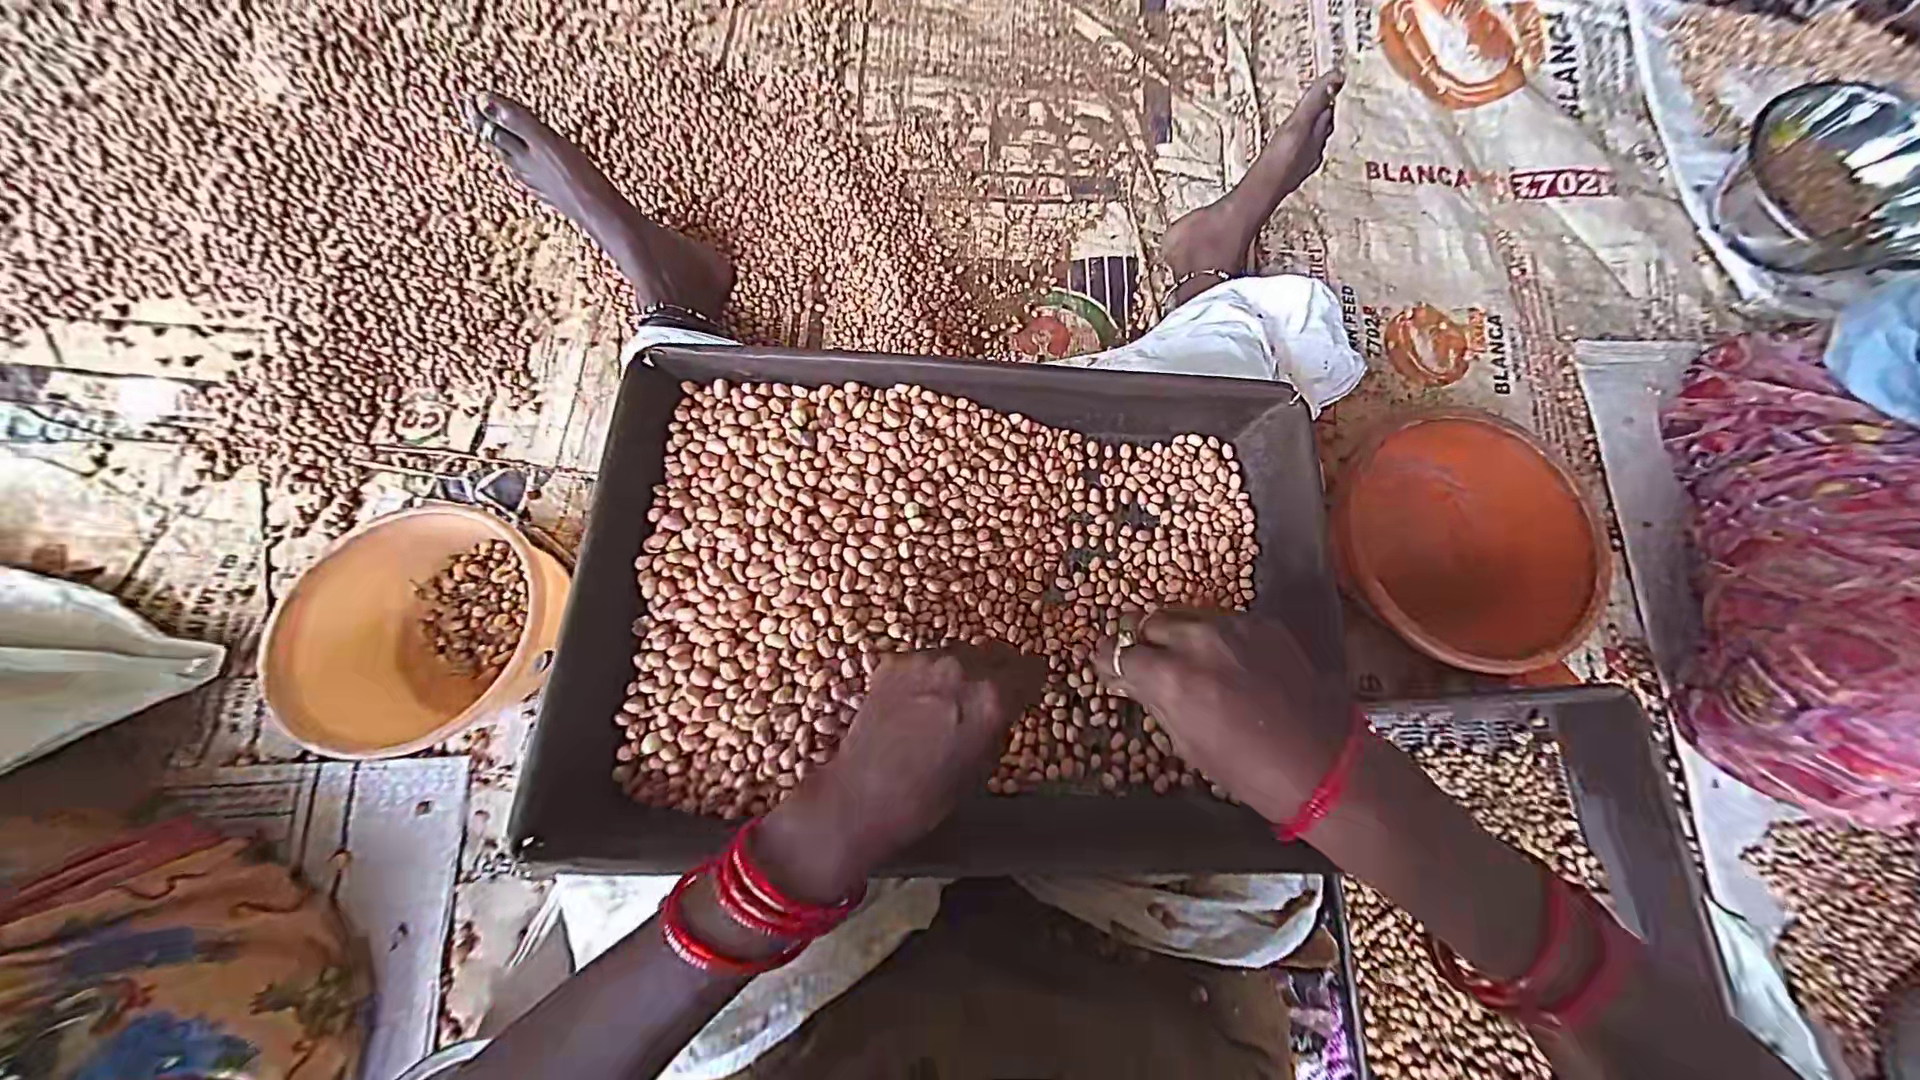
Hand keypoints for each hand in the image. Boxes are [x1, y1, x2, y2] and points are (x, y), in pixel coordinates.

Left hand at [756, 642, 1042, 898]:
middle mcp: (963, 668)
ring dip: (964, 669)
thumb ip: (1001, 721)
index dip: (1031, 680)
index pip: (1031, 668)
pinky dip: (929, 674)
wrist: (864, 796)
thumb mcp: (985, 762)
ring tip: (949, 700)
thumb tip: (1005, 704)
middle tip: (991, 693)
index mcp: (994, 697)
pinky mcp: (895, 661)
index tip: (1028, 686)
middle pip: (997, 652)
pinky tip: (919, 702)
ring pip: (961, 652)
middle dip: (1000, 670)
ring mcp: (926, 660)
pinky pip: (926, 659)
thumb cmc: (931, 795)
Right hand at [1092, 609, 1353, 824]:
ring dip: (1179, 636)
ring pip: (1185, 617)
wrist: (1325, 766)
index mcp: (1171, 676)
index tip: (1110, 667)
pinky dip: (1215, 639)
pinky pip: (1222, 622)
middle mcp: (1196, 640)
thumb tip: (1124, 675)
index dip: (1109, 661)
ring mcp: (1233, 627)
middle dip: (1145, 644)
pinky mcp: (1263, 623)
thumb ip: (1151, 698)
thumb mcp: (1184, 741)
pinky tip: (1231, 665)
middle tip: (1154, 667)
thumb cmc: (1246, 769)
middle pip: (1149, 624)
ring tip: (1194, 663)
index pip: (1117, 652)